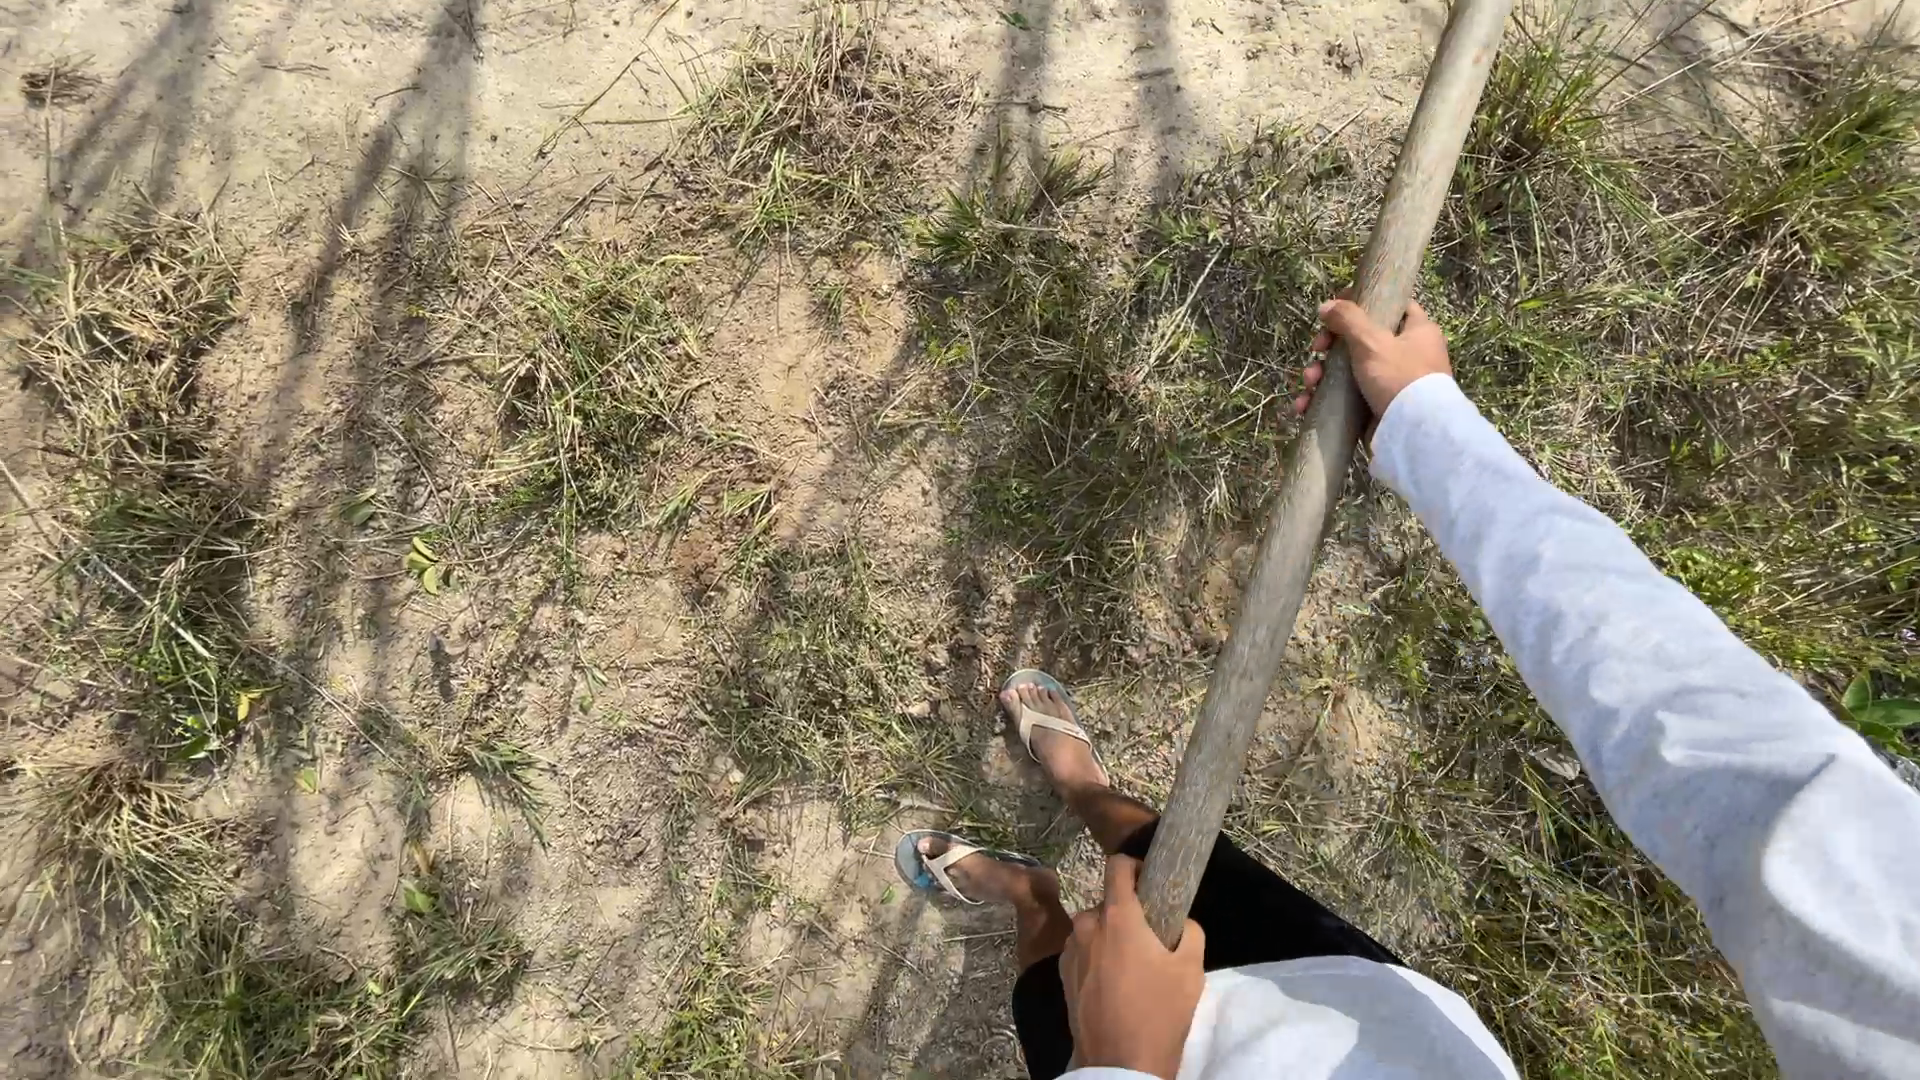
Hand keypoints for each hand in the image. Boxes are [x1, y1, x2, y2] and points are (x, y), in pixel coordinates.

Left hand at [1059, 856, 1205, 1079]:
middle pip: (1108, 902)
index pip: (1117, 865)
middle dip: (1128, 914)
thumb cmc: (1159, 1013)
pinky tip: (1113, 986)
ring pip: (1094, 928)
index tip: (1149, 882)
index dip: (1134, 867)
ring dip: (1110, 937)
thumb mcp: (1191, 971)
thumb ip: (1189, 931)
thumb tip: (1181, 922)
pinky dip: (1096, 958)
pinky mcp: (1062, 972)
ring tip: (1131, 969)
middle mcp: (1088, 923)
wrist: (1119, 1065)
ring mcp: (1071, 948)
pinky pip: (1082, 951)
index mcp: (1118, 915)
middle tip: (1149, 939)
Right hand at [1295, 296, 1451, 418]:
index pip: (1391, 306)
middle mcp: (1405, 354)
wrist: (1412, 430)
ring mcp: (1388, 382)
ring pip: (1346, 370)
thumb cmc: (1399, 377)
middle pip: (1359, 339)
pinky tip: (1304, 404)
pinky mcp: (1373, 406)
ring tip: (1309, 383)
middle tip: (1316, 349)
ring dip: (1320, 374)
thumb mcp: (1372, 341)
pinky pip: (1343, 397)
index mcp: (1416, 331)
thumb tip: (1325, 305)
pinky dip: (1323, 399)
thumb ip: (1348, 319)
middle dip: (1329, 347)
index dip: (1362, 303)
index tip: (1336, 310)